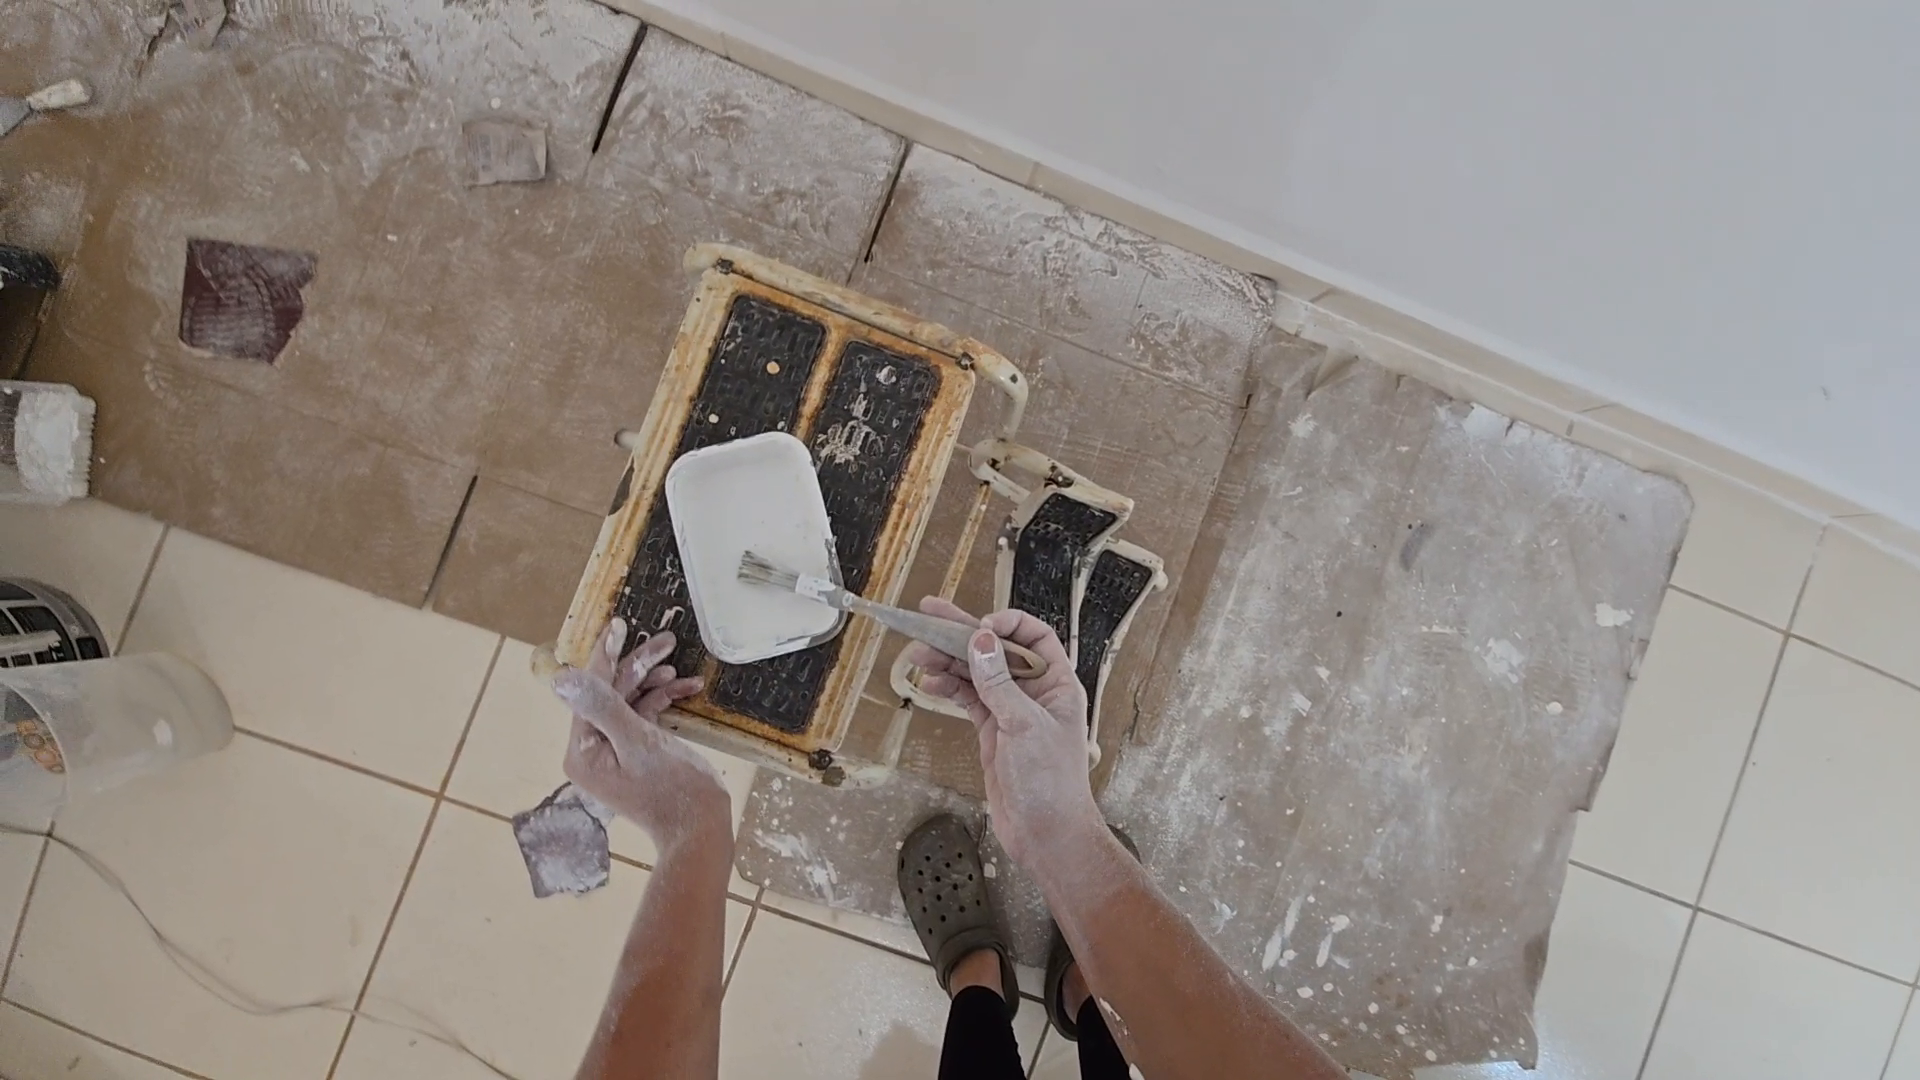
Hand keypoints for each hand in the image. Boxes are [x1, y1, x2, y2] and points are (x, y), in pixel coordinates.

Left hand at [553, 619, 725, 850]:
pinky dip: (665, 699)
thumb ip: (603, 707)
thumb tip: (562, 677)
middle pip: (612, 692)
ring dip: (655, 680)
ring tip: (678, 664)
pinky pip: (646, 716)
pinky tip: (688, 688)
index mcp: (583, 749)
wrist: (699, 827)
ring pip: (631, 700)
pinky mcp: (639, 753)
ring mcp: (616, 751)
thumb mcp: (638, 742)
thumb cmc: (670, 787)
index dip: (605, 654)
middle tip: (666, 641)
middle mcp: (594, 748)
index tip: (619, 624)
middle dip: (639, 665)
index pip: (590, 690)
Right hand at [906, 598, 1102, 865]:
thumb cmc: (1050, 782)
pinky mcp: (991, 730)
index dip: (1007, 625)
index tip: (979, 629)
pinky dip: (949, 688)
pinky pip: (968, 699)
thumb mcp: (1025, 726)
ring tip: (917, 653)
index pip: (1034, 637)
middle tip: (928, 613)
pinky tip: (929, 681)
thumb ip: (999, 682)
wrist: (1046, 835)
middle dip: (963, 632)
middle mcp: (1034, 691)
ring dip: (948, 661)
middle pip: (996, 650)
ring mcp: (1010, 710)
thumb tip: (980, 640)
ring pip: (976, 674)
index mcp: (1056, 684)